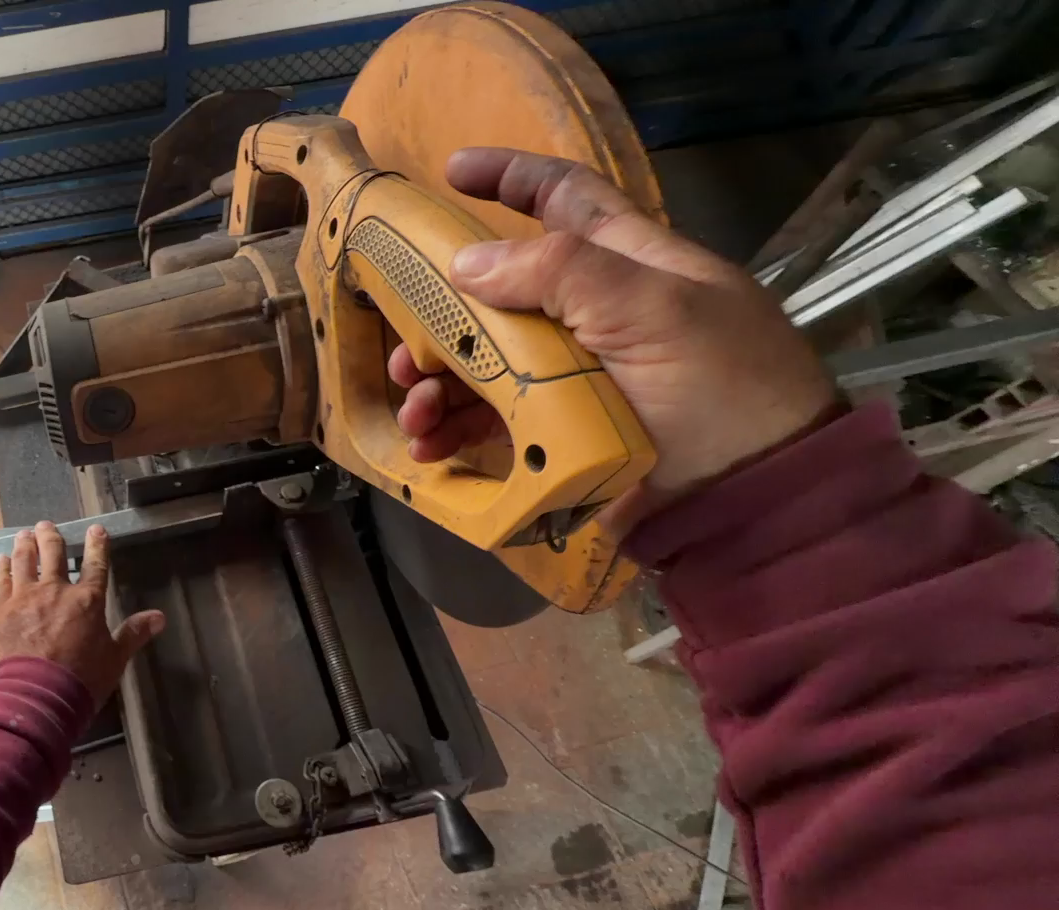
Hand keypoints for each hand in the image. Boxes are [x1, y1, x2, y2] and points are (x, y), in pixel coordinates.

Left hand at [0, 521, 166, 701]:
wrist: (36, 696)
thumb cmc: (80, 680)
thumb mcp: (115, 658)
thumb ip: (134, 633)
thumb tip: (159, 617)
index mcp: (87, 600)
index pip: (95, 563)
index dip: (97, 544)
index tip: (96, 529)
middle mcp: (55, 590)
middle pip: (52, 552)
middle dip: (51, 536)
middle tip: (46, 526)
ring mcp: (24, 597)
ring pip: (24, 559)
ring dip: (25, 544)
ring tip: (25, 535)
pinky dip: (0, 566)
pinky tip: (0, 559)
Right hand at [391, 147, 839, 524]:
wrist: (748, 495)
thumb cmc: (721, 387)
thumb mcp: (655, 311)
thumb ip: (563, 273)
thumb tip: (465, 262)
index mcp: (620, 264)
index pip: (563, 198)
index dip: (510, 177)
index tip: (450, 171)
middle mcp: (582, 315)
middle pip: (491, 298)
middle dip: (438, 316)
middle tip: (403, 347)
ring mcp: (562, 377)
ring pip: (475, 365)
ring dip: (432, 384)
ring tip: (415, 412)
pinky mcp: (548, 430)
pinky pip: (481, 422)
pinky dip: (447, 432)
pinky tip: (429, 447)